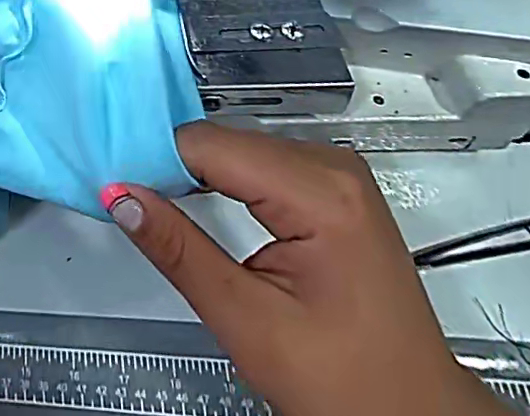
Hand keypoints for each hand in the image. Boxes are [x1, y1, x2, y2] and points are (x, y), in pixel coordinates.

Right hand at [101, 123, 504, 415]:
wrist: (412, 412)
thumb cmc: (350, 382)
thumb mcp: (249, 321)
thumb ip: (179, 251)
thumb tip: (124, 198)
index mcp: (322, 192)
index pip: (213, 146)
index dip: (157, 159)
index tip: (117, 178)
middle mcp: (334, 166)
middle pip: (227, 142)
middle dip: (175, 165)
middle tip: (130, 195)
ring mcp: (338, 171)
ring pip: (241, 147)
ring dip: (199, 171)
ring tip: (157, 198)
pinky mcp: (334, 184)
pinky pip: (263, 161)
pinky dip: (226, 177)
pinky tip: (200, 197)